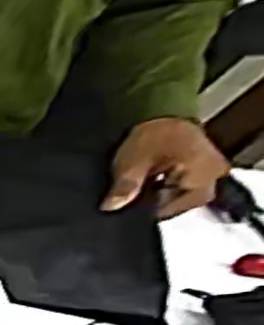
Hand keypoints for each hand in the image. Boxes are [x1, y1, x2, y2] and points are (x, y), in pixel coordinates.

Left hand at [101, 117, 229, 219]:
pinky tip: (143, 183)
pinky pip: (178, 186)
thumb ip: (125, 187)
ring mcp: (207, 172)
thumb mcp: (131, 164)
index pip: (174, 208)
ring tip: (134, 188)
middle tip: (125, 198)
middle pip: (177, 203)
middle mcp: (212, 176)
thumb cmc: (150, 137)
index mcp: (202, 177)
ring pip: (177, 195)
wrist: (160, 114)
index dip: (145, 210)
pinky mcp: (197, 168)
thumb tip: (112, 207)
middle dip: (150, 203)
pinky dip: (159, 187)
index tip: (123, 208)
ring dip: (154, 195)